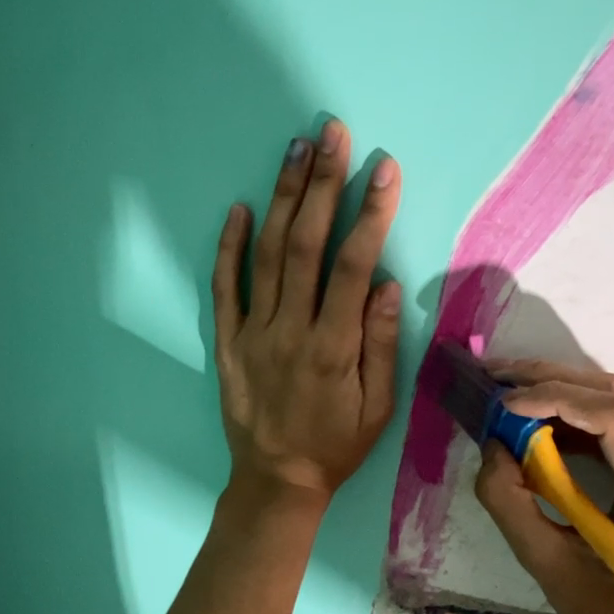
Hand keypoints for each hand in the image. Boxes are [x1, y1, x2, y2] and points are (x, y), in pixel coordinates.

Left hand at [212, 120, 401, 502]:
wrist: (276, 480)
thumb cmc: (336, 445)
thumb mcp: (378, 407)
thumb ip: (382, 345)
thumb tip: (388, 284)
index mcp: (335, 346)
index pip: (354, 265)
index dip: (370, 213)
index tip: (383, 168)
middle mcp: (292, 330)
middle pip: (306, 245)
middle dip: (322, 185)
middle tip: (332, 133)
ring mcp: (254, 333)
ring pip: (267, 256)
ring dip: (282, 200)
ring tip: (296, 152)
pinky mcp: (228, 342)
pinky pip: (224, 288)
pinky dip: (229, 247)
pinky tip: (239, 208)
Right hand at [473, 360, 613, 583]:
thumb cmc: (601, 612)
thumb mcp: (542, 559)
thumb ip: (507, 498)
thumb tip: (492, 444)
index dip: (554, 398)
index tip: (503, 405)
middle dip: (550, 379)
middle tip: (494, 378)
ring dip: (559, 390)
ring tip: (506, 391)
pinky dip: (571, 415)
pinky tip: (532, 419)